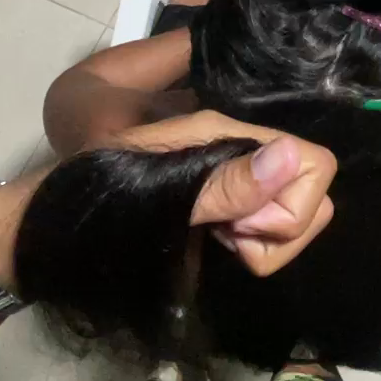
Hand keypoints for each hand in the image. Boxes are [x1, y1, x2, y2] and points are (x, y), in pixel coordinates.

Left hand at [110, 110, 338, 276]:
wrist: (64, 212)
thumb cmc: (102, 192)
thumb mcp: (160, 190)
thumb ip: (224, 182)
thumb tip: (291, 154)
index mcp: (230, 135)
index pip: (316, 162)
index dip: (291, 205)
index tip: (238, 222)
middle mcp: (243, 151)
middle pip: (313, 196)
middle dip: (280, 229)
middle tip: (225, 231)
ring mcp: (238, 178)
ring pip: (295, 218)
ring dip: (264, 241)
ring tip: (216, 233)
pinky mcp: (229, 204)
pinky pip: (268, 231)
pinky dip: (250, 245)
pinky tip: (212, 238)